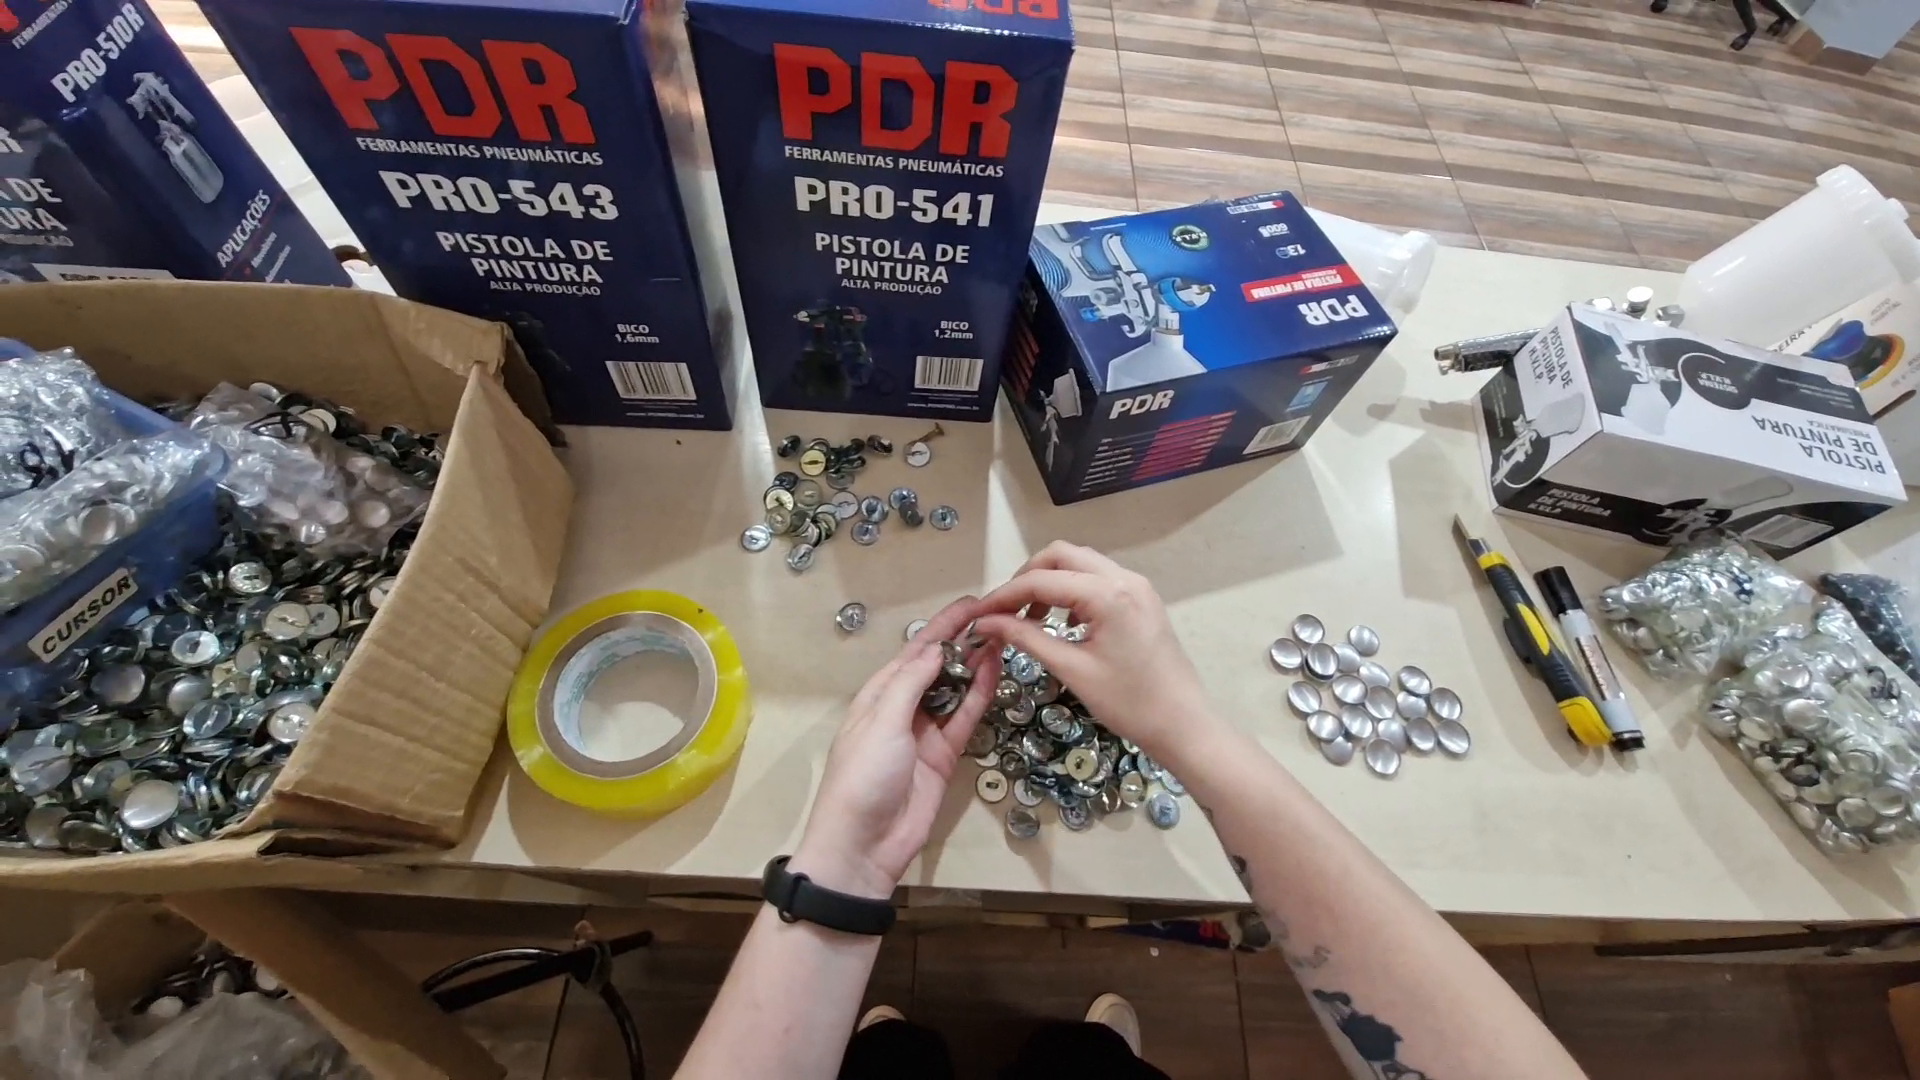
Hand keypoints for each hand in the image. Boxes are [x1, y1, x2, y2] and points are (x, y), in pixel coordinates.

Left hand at [792, 596, 1001, 898]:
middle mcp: (903, 707)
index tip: (971, 604)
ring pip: (956, 689)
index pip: (915, 651)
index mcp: (879, 694)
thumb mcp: (881, 722)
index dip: (943, 626)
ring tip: (1004, 636)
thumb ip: (910, 683)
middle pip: (938, 666)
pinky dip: (980, 695)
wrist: (863, 846)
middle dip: (963, 640)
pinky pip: (965, 718)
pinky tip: (995, 671)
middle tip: (997, 616)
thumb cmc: (863, 777)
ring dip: (976, 664)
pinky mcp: (945, 755)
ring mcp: (926, 731)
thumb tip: (935, 648)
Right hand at [974, 542, 1222, 763]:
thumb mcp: (1072, 670)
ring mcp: (1137, 585)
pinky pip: (1098, 578)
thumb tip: (986, 623)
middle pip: (1060, 555)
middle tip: (1005, 610)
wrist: (1184, 725)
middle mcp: (1123, 577)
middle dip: (1026, 577)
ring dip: (1050, 581)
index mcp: (1107, 594)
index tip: (978, 615)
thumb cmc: (1129, 703)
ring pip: (1080, 562)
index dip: (1003, 596)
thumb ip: (1026, 638)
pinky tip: (1062, 621)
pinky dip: (1072, 589)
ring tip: (1029, 617)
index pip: (1041, 581)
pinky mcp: (1142, 598)